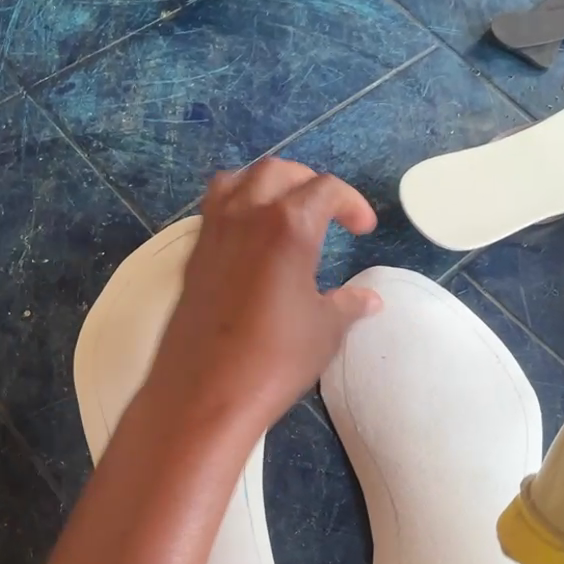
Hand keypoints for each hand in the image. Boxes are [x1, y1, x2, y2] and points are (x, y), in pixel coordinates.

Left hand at [140, 159, 381, 439]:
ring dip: (266, 184)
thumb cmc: (275, 359)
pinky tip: (251, 237)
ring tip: (284, 210)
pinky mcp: (193, 253)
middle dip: (309, 182)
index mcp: (288, 224)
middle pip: (279, 172)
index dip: (352, 203)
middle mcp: (247, 214)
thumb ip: (348, 304)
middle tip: (327, 211)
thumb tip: (370, 299)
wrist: (205, 391)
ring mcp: (214, 230)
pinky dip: (236, 204)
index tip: (362, 229)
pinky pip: (214, 206)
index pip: (326, 189)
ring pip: (238, 179)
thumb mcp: (324, 330)